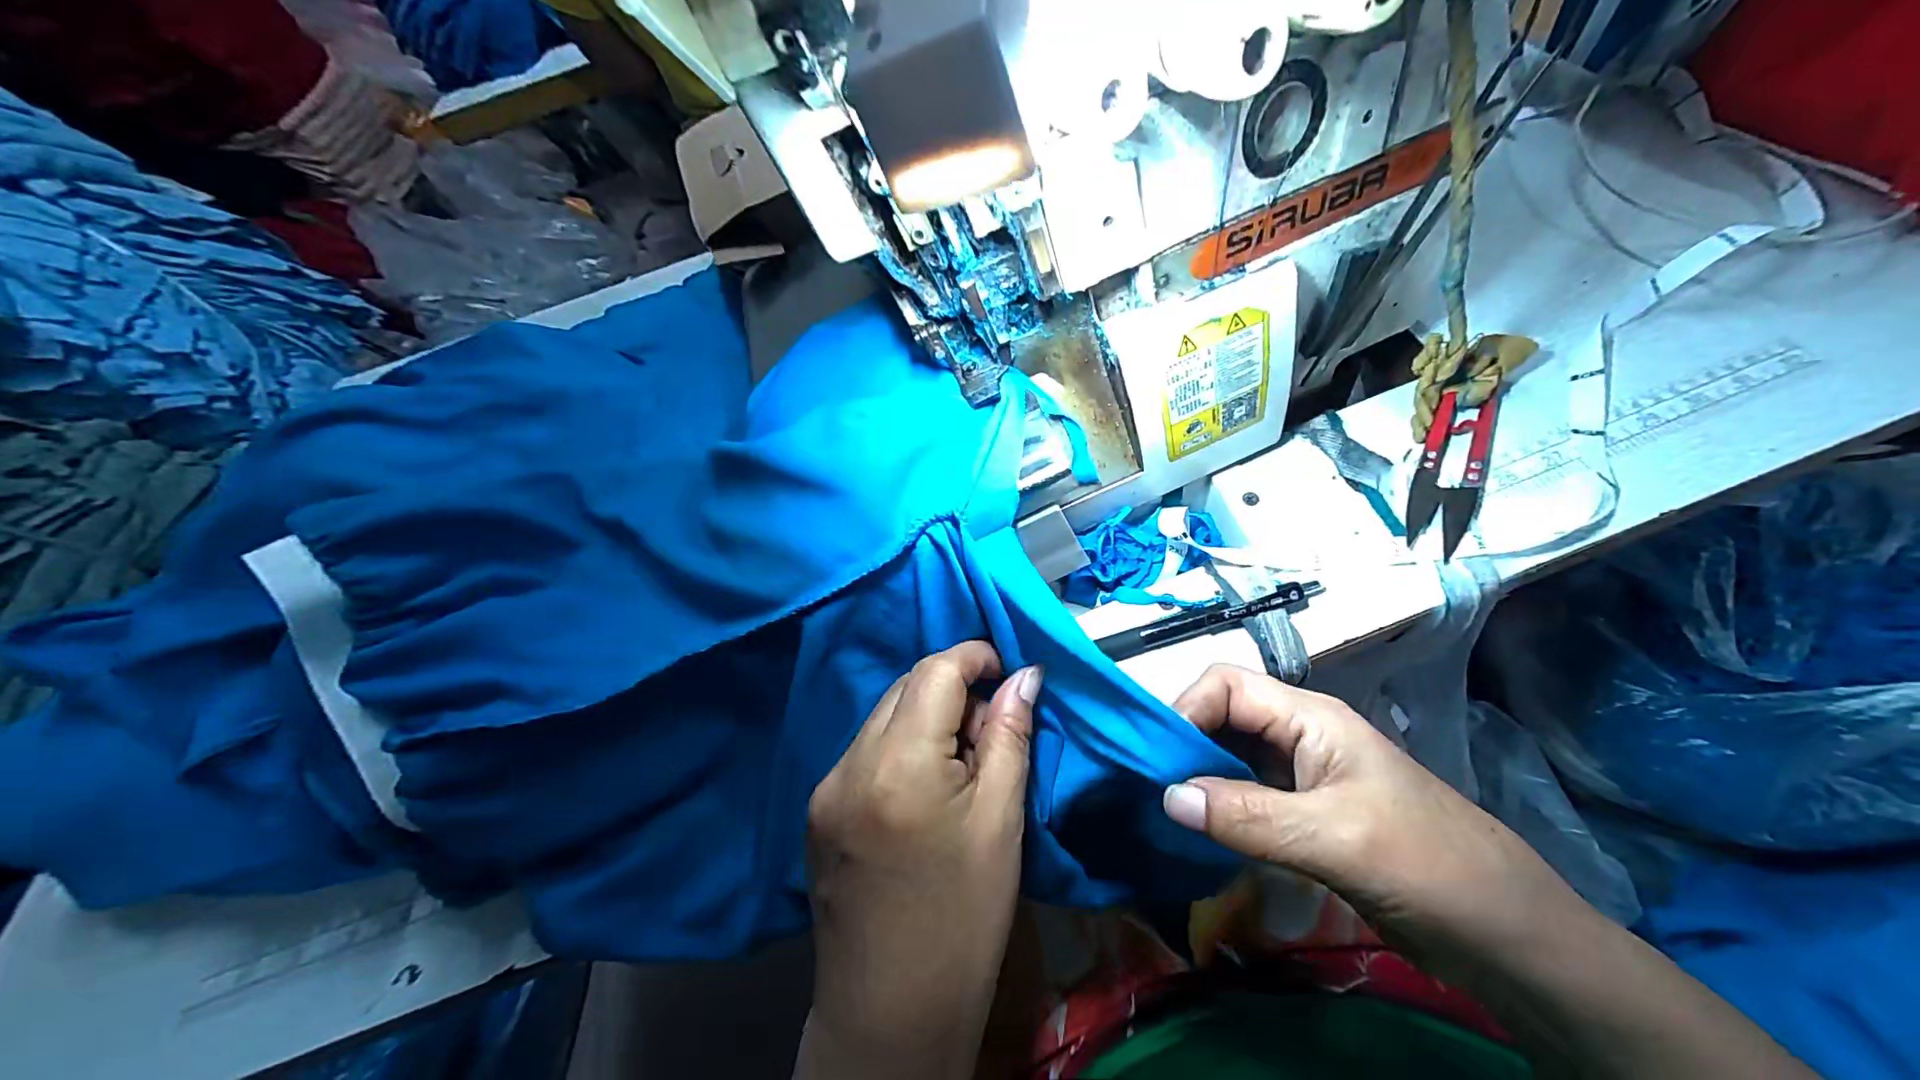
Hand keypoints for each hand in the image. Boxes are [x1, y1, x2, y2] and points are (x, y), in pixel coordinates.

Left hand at [797, 642, 1040, 1079]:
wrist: (893, 1011)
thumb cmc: (964, 916)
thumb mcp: (1000, 821)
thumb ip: (1009, 736)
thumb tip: (1024, 676)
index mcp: (897, 762)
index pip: (934, 671)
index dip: (974, 657)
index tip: (1007, 671)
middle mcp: (849, 763)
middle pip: (904, 687)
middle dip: (951, 688)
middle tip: (991, 728)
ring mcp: (825, 788)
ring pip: (882, 717)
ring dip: (924, 717)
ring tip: (961, 762)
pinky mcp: (817, 811)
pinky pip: (864, 752)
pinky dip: (899, 748)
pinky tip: (924, 788)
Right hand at [1161, 664, 1586, 969]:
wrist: (1511, 937)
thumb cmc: (1429, 866)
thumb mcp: (1335, 838)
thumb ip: (1248, 815)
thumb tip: (1165, 795)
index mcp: (1311, 718)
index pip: (1226, 686)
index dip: (1185, 709)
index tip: (1155, 759)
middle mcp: (1300, 737)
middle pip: (1222, 717)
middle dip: (1182, 743)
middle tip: (1145, 786)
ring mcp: (1303, 777)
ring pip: (1229, 759)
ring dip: (1195, 778)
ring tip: (1160, 810)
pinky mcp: (1304, 816)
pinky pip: (1244, 797)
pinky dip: (1215, 808)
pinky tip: (1197, 834)